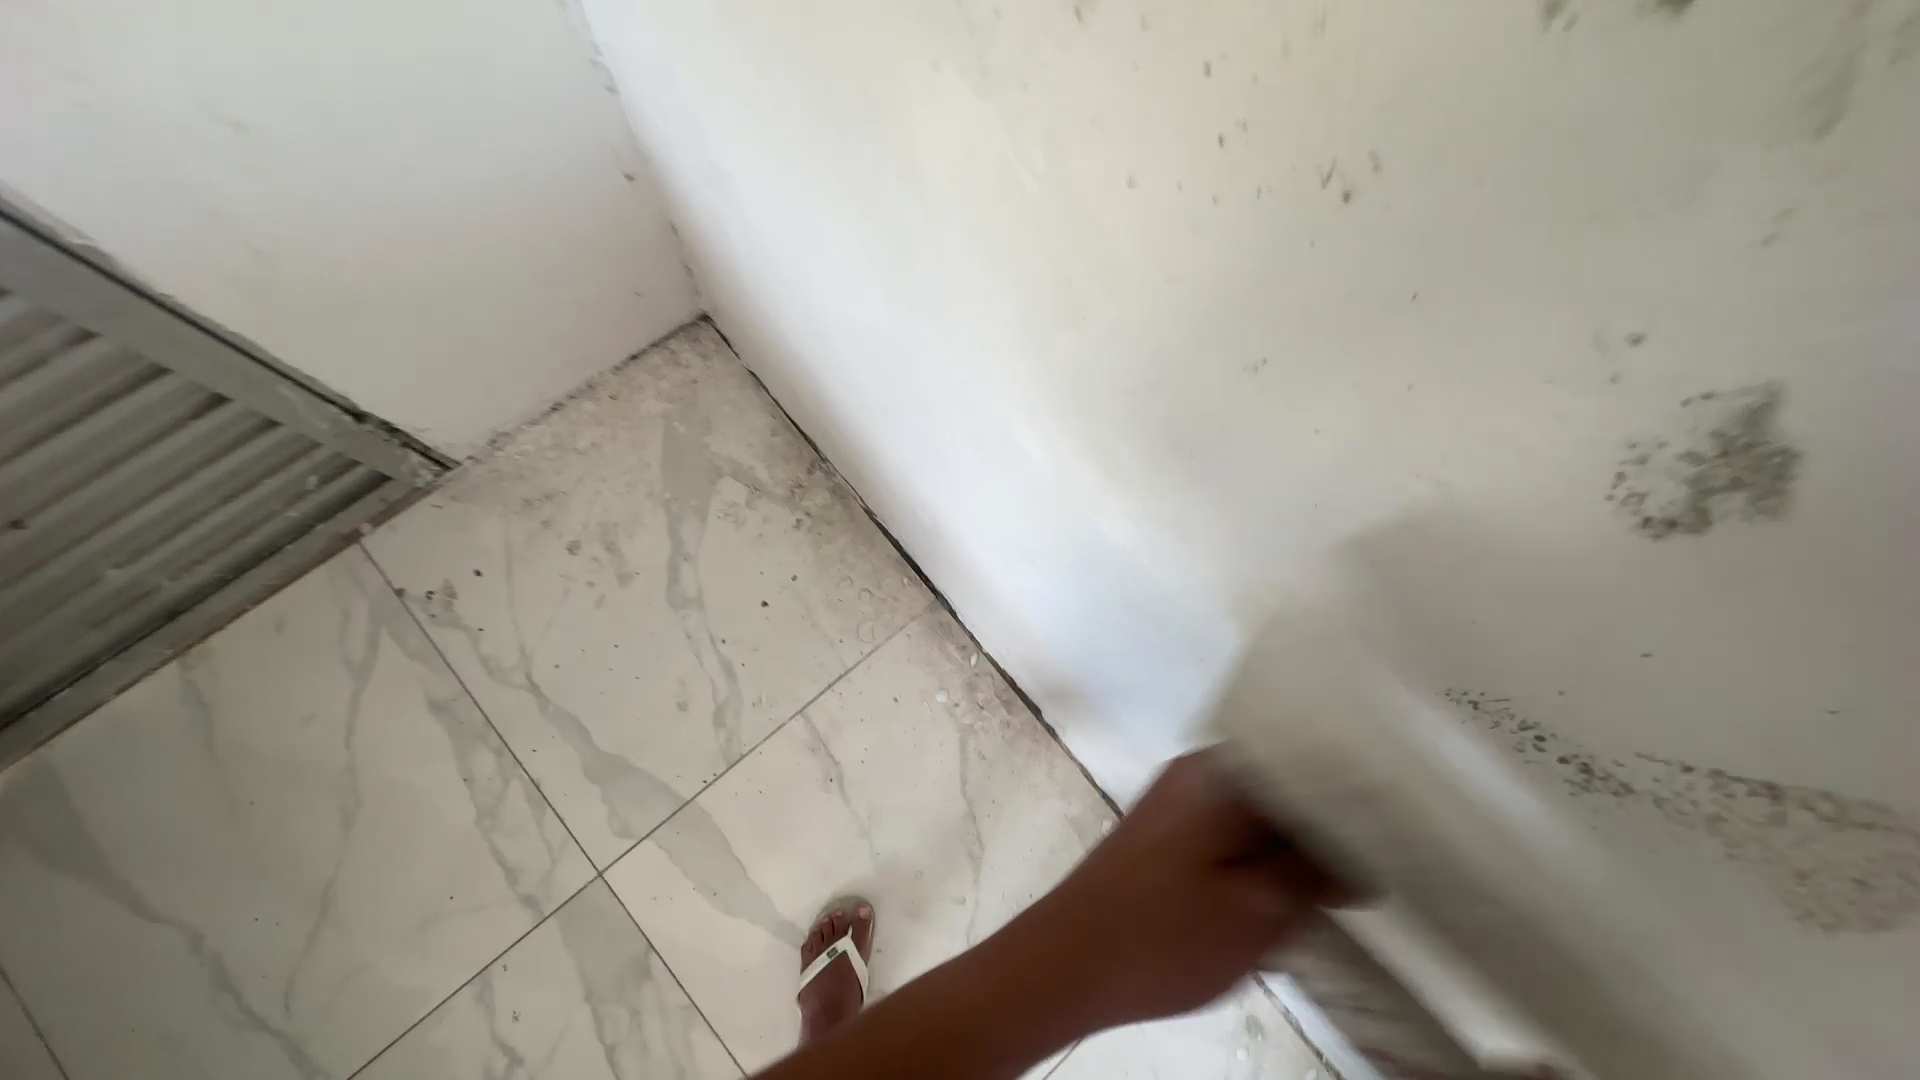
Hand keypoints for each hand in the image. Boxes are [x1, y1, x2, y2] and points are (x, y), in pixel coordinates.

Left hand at [1010, 749, 1344, 1032]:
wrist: (1067, 962)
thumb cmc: (1159, 939)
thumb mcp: (1255, 916)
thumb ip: (1313, 875)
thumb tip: (1359, 859)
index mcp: (1220, 775)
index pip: (1309, 761)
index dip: (1354, 799)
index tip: (1390, 834)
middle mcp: (1197, 773)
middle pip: (1282, 784)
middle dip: (1324, 826)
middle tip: (1366, 869)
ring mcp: (1177, 800)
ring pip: (1258, 811)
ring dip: (1292, 847)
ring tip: (1330, 888)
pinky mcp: (1166, 832)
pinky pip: (1231, 830)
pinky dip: (1260, 857)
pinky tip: (1280, 895)